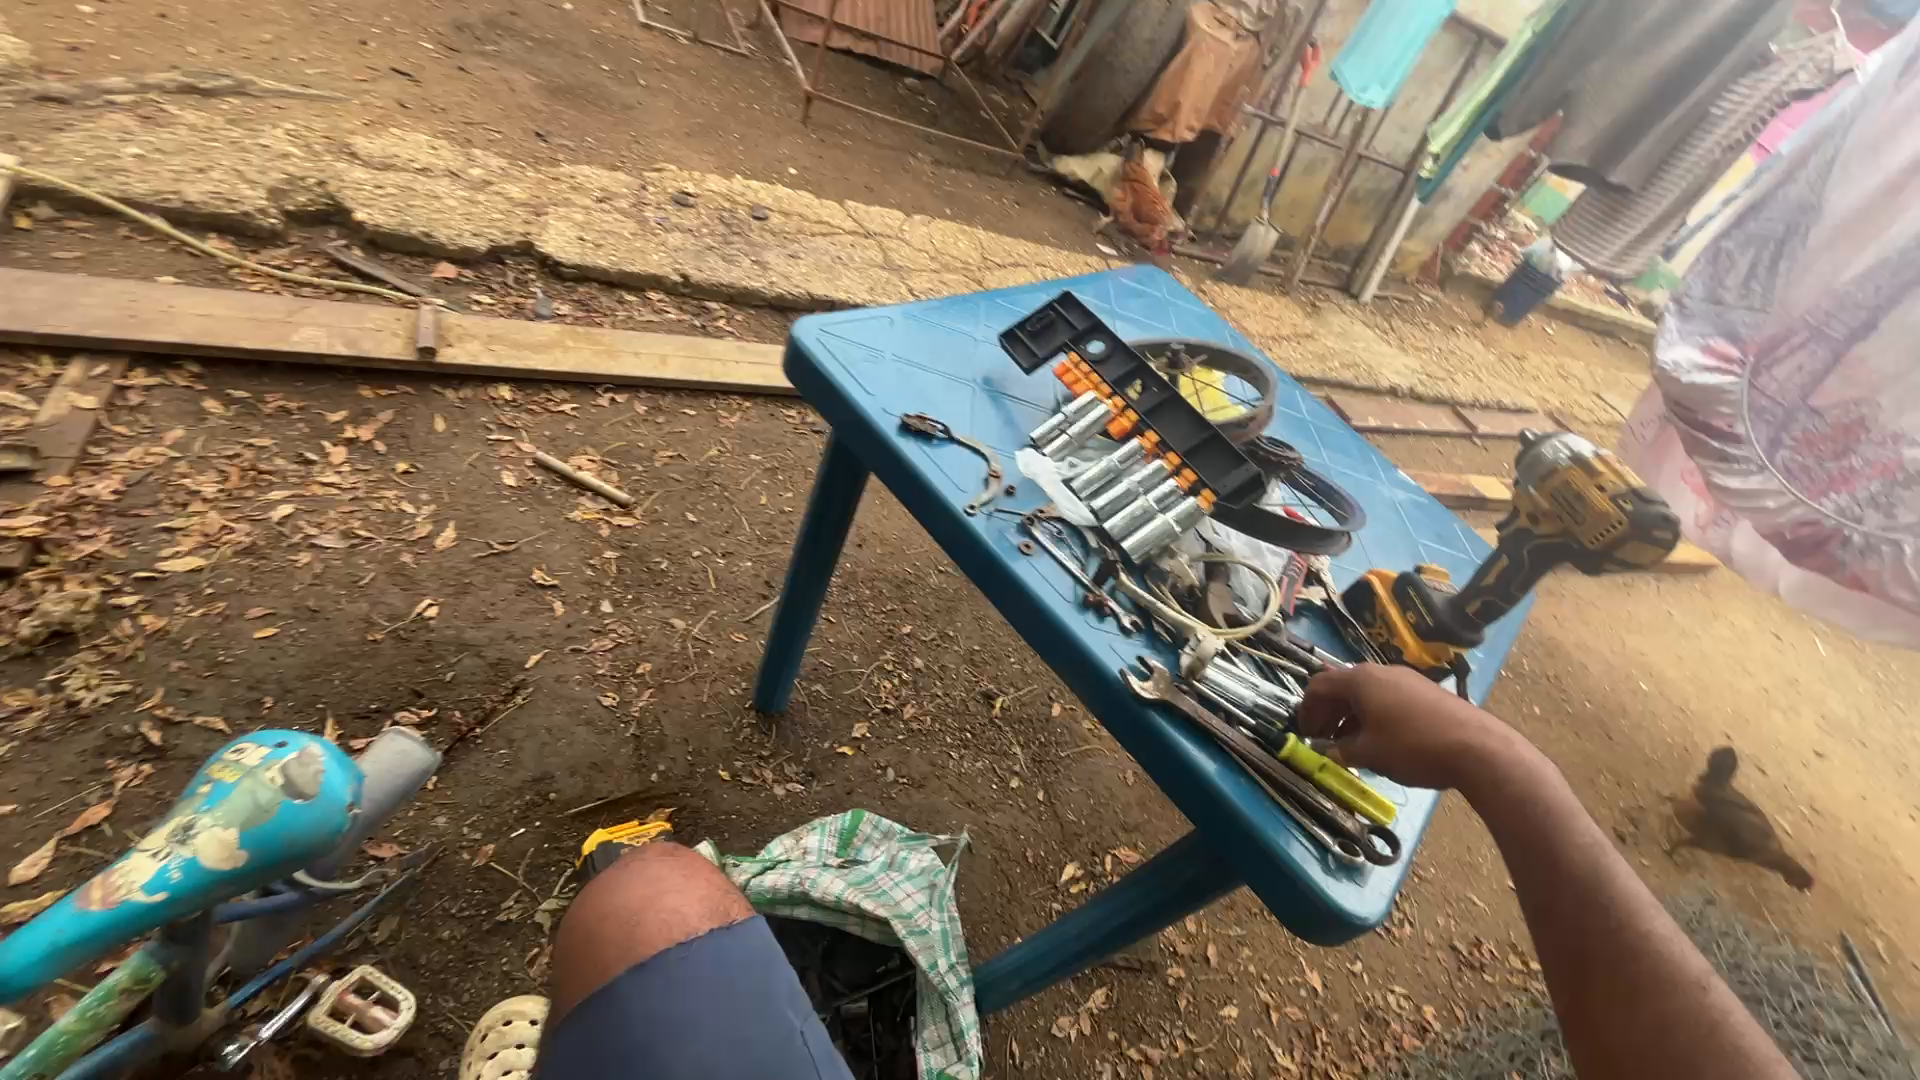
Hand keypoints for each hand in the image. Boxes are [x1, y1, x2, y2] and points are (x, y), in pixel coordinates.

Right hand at [1293, 664, 1530, 791]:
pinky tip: (1381, 740)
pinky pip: (1388, 698)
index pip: (1319, 686)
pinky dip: (1374, 716)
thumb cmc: (1413, 747)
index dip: (1307, 709)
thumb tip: (1327, 750)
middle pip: (1343, 687)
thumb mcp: (1369, 753)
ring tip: (1351, 744)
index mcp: (1360, 680)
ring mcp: (1407, 680)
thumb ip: (1341, 750)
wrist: (1480, 749)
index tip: (1305, 733)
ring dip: (1351, 716)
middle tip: (1323, 739)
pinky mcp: (1427, 692)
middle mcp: (1381, 672)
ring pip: (1367, 694)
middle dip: (1329, 713)